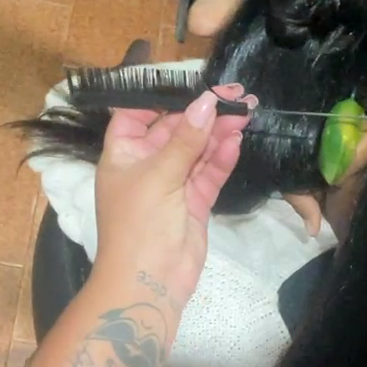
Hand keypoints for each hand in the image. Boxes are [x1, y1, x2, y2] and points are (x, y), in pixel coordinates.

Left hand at [91, 86, 251, 306]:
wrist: (148, 283)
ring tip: (244, 112)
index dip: (158, 99)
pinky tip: (235, 140)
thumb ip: (186, 139)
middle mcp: (144, 167)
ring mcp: (170, 186)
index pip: (134, 116)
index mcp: (121, 156)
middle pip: (173, 130)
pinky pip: (208, 174)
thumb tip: (207, 102)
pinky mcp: (193, 204)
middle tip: (234, 95)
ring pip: (195, 151)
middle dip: (201, 114)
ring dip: (217, 133)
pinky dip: (221, 158)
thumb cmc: (139, 224)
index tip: (189, 83)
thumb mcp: (159, 175)